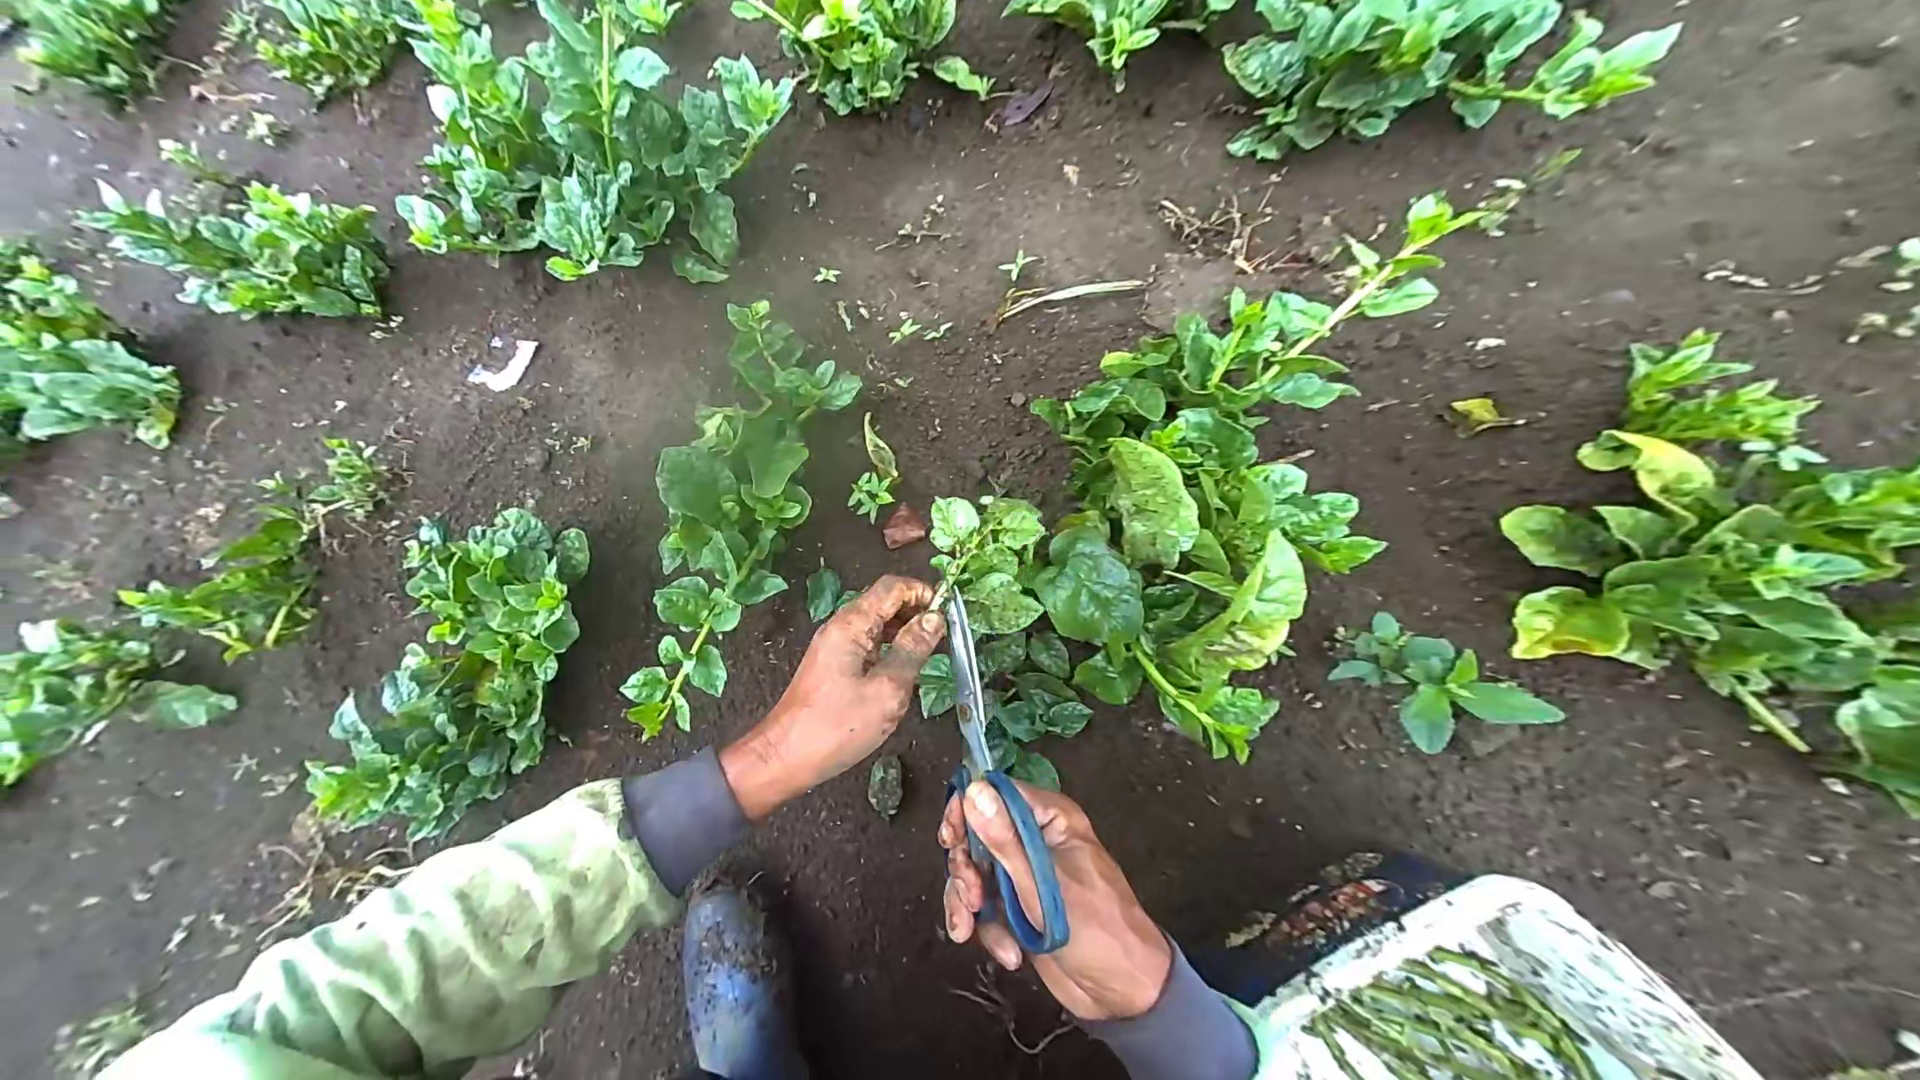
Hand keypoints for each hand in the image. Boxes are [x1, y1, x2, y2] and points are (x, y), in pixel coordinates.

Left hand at [719, 574, 944, 819]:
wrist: (784, 758)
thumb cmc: (837, 727)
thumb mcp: (887, 689)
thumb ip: (913, 649)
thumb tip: (936, 618)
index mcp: (852, 624)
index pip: (893, 586)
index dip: (924, 592)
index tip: (949, 612)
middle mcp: (841, 626)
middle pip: (885, 600)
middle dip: (918, 610)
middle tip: (945, 634)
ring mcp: (835, 644)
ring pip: (878, 621)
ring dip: (906, 629)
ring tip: (931, 651)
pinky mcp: (834, 663)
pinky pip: (869, 641)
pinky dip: (891, 646)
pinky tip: (906, 667)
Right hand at [940, 780, 1172, 1021]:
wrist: (1122, 994)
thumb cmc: (1095, 929)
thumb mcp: (1042, 886)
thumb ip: (1004, 839)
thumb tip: (975, 790)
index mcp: (1050, 818)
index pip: (996, 793)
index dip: (967, 811)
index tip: (951, 839)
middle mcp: (1035, 838)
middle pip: (978, 833)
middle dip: (967, 868)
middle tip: (971, 895)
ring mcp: (1025, 872)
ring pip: (976, 870)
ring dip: (970, 902)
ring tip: (972, 928)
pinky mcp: (1018, 904)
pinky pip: (985, 903)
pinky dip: (987, 928)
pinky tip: (1008, 953)